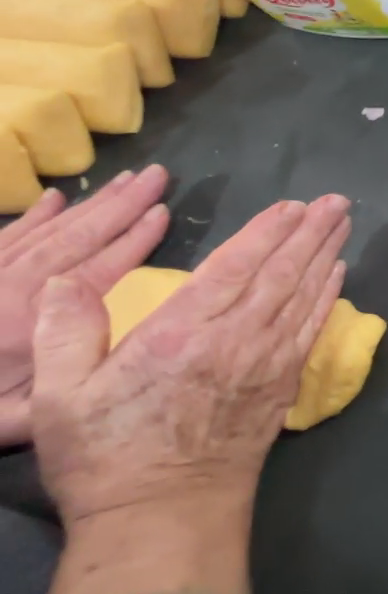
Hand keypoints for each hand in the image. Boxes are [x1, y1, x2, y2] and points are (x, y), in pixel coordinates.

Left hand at [0, 167, 170, 445]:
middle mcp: (10, 290)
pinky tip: (57, 198)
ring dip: (90, 202)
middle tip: (157, 175)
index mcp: (34, 323)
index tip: (166, 211)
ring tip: (126, 178)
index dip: (135, 239)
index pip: (99, 270)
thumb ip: (67, 389)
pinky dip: (34, 216)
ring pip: (45, 230)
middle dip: (120, 204)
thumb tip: (128, 360)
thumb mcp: (15, 418)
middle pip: (75, 237)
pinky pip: (4, 238)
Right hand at [31, 196, 351, 593]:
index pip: (235, 267)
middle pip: (282, 273)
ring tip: (343, 224)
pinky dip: (327, 295)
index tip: (292, 206)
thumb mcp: (61, 394)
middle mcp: (236, 338)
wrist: (166, 507)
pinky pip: (312, 325)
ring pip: (304, 293)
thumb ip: (66, 329)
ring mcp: (268, 358)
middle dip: (311, 233)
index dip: (267, 232)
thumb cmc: (105, 453)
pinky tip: (337, 274)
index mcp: (179, 334)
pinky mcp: (285, 379)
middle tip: (337, 202)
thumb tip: (66, 279)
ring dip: (326, 254)